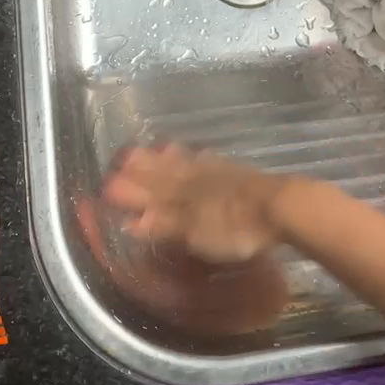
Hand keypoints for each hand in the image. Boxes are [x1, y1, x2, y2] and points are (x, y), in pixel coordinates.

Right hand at [101, 143, 287, 263]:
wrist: (277, 207)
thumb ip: (162, 225)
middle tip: (122, 160)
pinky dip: (190, 156)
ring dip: (162, 157)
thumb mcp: (192, 233)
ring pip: (180, 160)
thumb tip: (130, 220)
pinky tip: (194, 155)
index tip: (106, 186)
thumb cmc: (232, 226)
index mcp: (176, 191)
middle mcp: (189, 175)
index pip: (143, 188)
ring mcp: (212, 170)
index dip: (125, 188)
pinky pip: (201, 158)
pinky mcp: (232, 170)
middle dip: (139, 166)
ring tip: (151, 151)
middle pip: (159, 169)